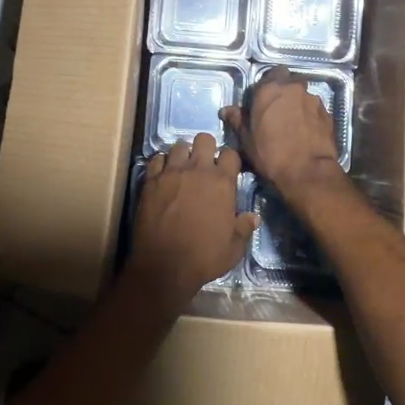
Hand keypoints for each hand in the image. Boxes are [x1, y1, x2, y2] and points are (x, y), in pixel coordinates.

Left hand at [128, 135, 258, 304]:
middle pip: (204, 139)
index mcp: (221, 182)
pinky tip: (163, 176)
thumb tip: (254, 217)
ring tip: (182, 169)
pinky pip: (157, 159)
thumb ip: (244, 228)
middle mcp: (197, 170)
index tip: (227, 170)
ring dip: (183, 155)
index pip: (230, 154)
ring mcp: (172, 173)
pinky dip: (161, 164)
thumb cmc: (204, 257)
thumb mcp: (234, 248)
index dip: (229, 160)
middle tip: (204, 165)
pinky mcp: (151, 180)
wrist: (164, 265)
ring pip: (178, 146)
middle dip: (206, 148)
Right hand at [222, 66, 347, 204]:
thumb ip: (238, 119)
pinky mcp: (328, 113)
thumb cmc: (271, 154)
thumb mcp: (247, 139)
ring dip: (298, 103)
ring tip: (294, 122)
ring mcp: (313, 99)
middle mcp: (293, 88)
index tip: (262, 100)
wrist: (308, 172)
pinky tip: (306, 131)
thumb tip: (227, 110)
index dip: (266, 86)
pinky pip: (315, 108)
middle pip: (289, 80)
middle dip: (284, 90)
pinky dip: (310, 115)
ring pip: (303, 94)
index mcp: (269, 89)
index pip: (269, 75)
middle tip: (277, 109)